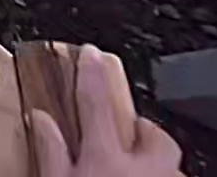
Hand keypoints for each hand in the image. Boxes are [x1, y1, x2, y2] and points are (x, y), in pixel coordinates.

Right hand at [28, 46, 182, 176]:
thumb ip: (51, 153)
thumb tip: (42, 119)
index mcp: (107, 161)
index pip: (96, 102)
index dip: (92, 73)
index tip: (92, 52)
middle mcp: (145, 175)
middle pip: (156, 137)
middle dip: (145, 129)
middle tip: (127, 131)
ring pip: (174, 168)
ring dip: (159, 165)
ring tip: (139, 170)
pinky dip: (163, 176)